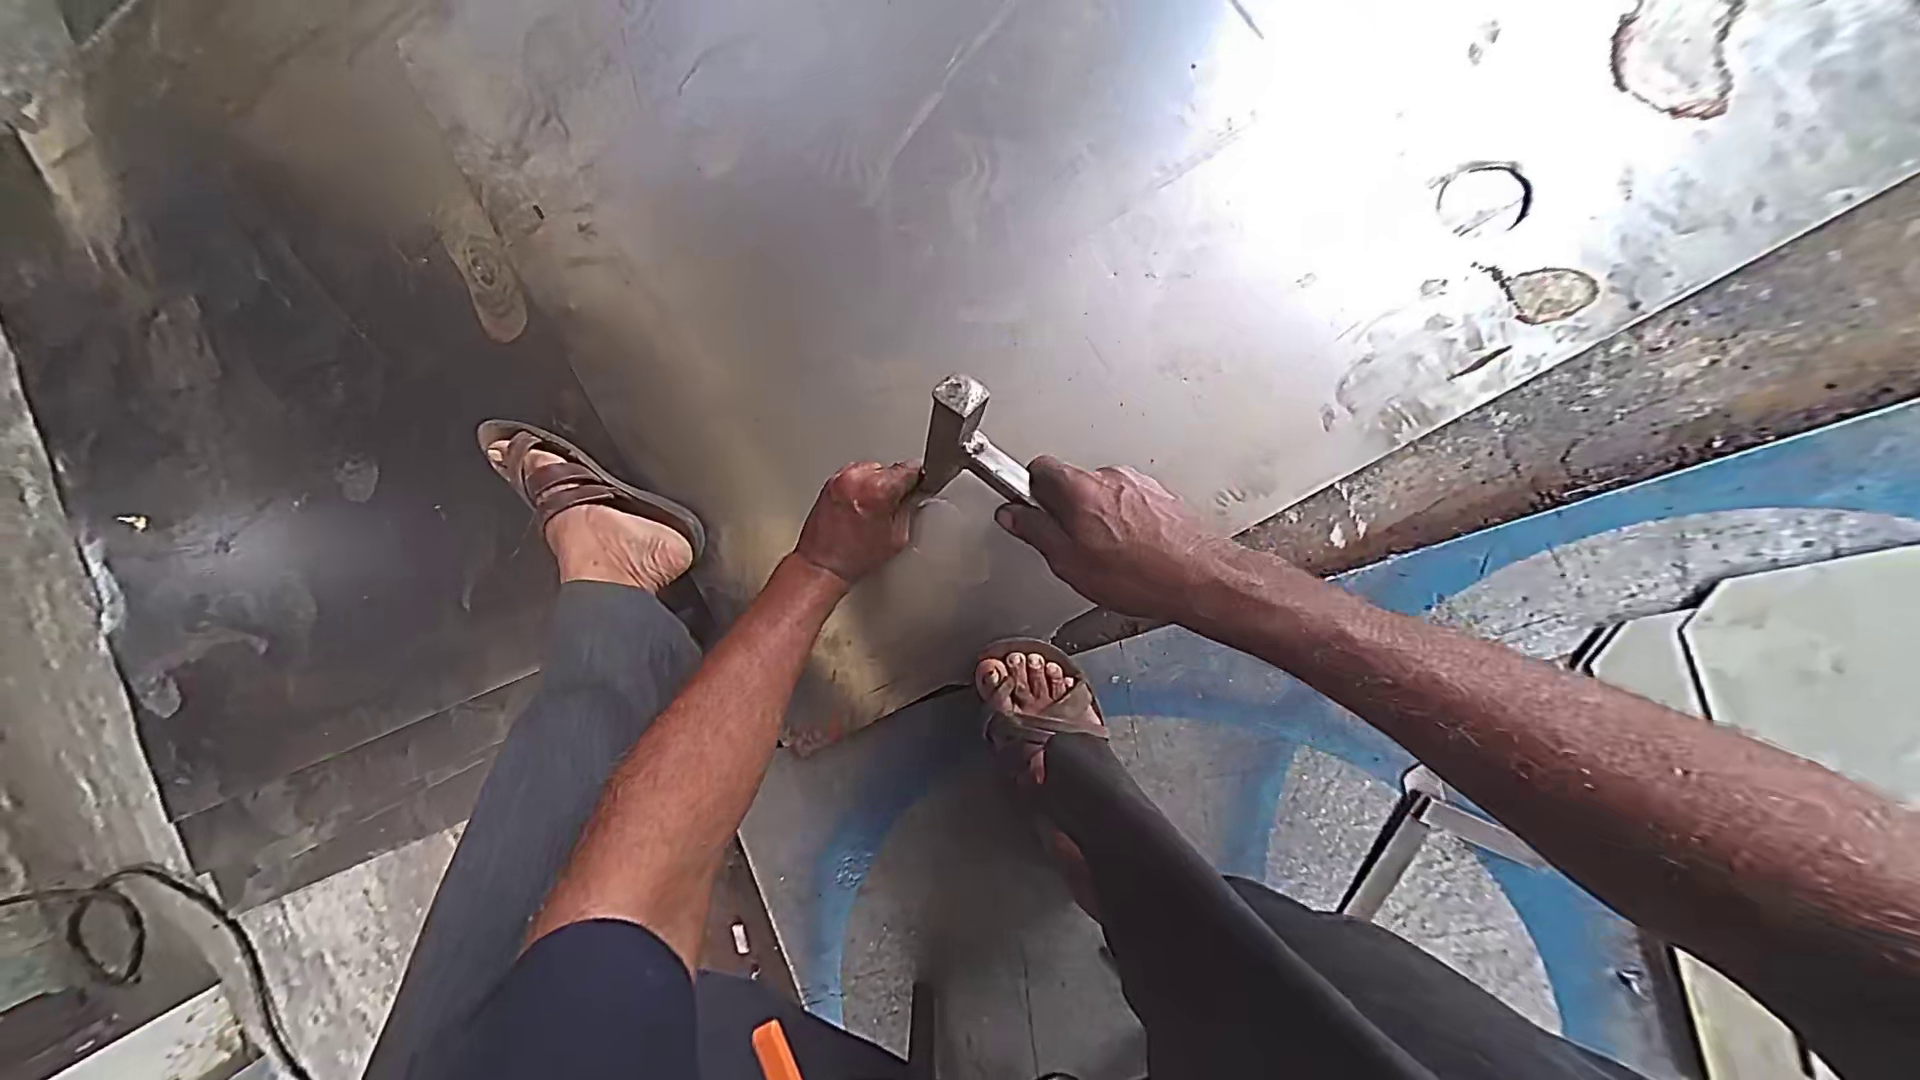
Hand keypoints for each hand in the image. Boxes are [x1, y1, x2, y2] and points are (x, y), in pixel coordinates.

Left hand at [793, 460, 921, 584]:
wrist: (823, 564)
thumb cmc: (855, 557)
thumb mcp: (898, 537)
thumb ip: (908, 508)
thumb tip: (913, 494)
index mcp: (878, 489)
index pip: (909, 469)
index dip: (919, 478)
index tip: (920, 484)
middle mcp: (857, 478)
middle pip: (889, 468)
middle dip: (895, 484)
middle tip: (891, 507)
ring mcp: (841, 478)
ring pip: (872, 469)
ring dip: (876, 483)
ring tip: (871, 509)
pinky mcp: (830, 482)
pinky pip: (855, 475)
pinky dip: (860, 486)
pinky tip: (859, 507)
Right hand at [995, 456, 1233, 620]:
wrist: (1200, 578)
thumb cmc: (1140, 575)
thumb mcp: (1069, 562)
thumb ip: (1035, 532)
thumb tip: (1013, 515)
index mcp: (1079, 489)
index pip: (1038, 468)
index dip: (1029, 491)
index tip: (1029, 510)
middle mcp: (1109, 477)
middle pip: (1070, 481)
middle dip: (1064, 508)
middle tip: (1068, 543)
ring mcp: (1138, 484)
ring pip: (1100, 494)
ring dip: (1097, 516)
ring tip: (1106, 553)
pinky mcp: (1160, 495)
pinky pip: (1127, 503)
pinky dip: (1123, 521)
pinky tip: (1130, 552)